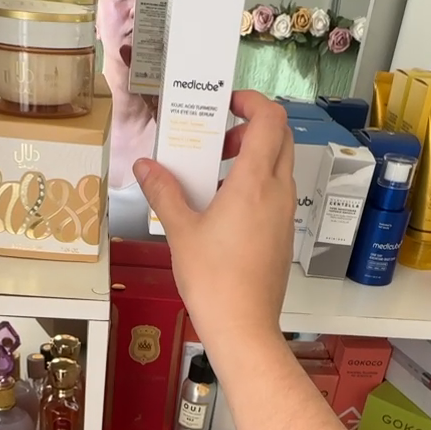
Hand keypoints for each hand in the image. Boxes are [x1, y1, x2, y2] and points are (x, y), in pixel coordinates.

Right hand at [134, 90, 294, 364]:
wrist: (243, 327)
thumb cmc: (214, 281)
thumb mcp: (180, 232)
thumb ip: (164, 192)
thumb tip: (145, 166)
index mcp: (254, 182)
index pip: (270, 118)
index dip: (251, 102)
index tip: (227, 105)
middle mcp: (278, 193)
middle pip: (280, 138)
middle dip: (251, 129)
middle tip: (218, 141)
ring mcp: (285, 217)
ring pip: (279, 168)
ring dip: (252, 160)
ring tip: (215, 179)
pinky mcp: (283, 238)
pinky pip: (276, 198)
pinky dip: (256, 189)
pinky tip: (225, 213)